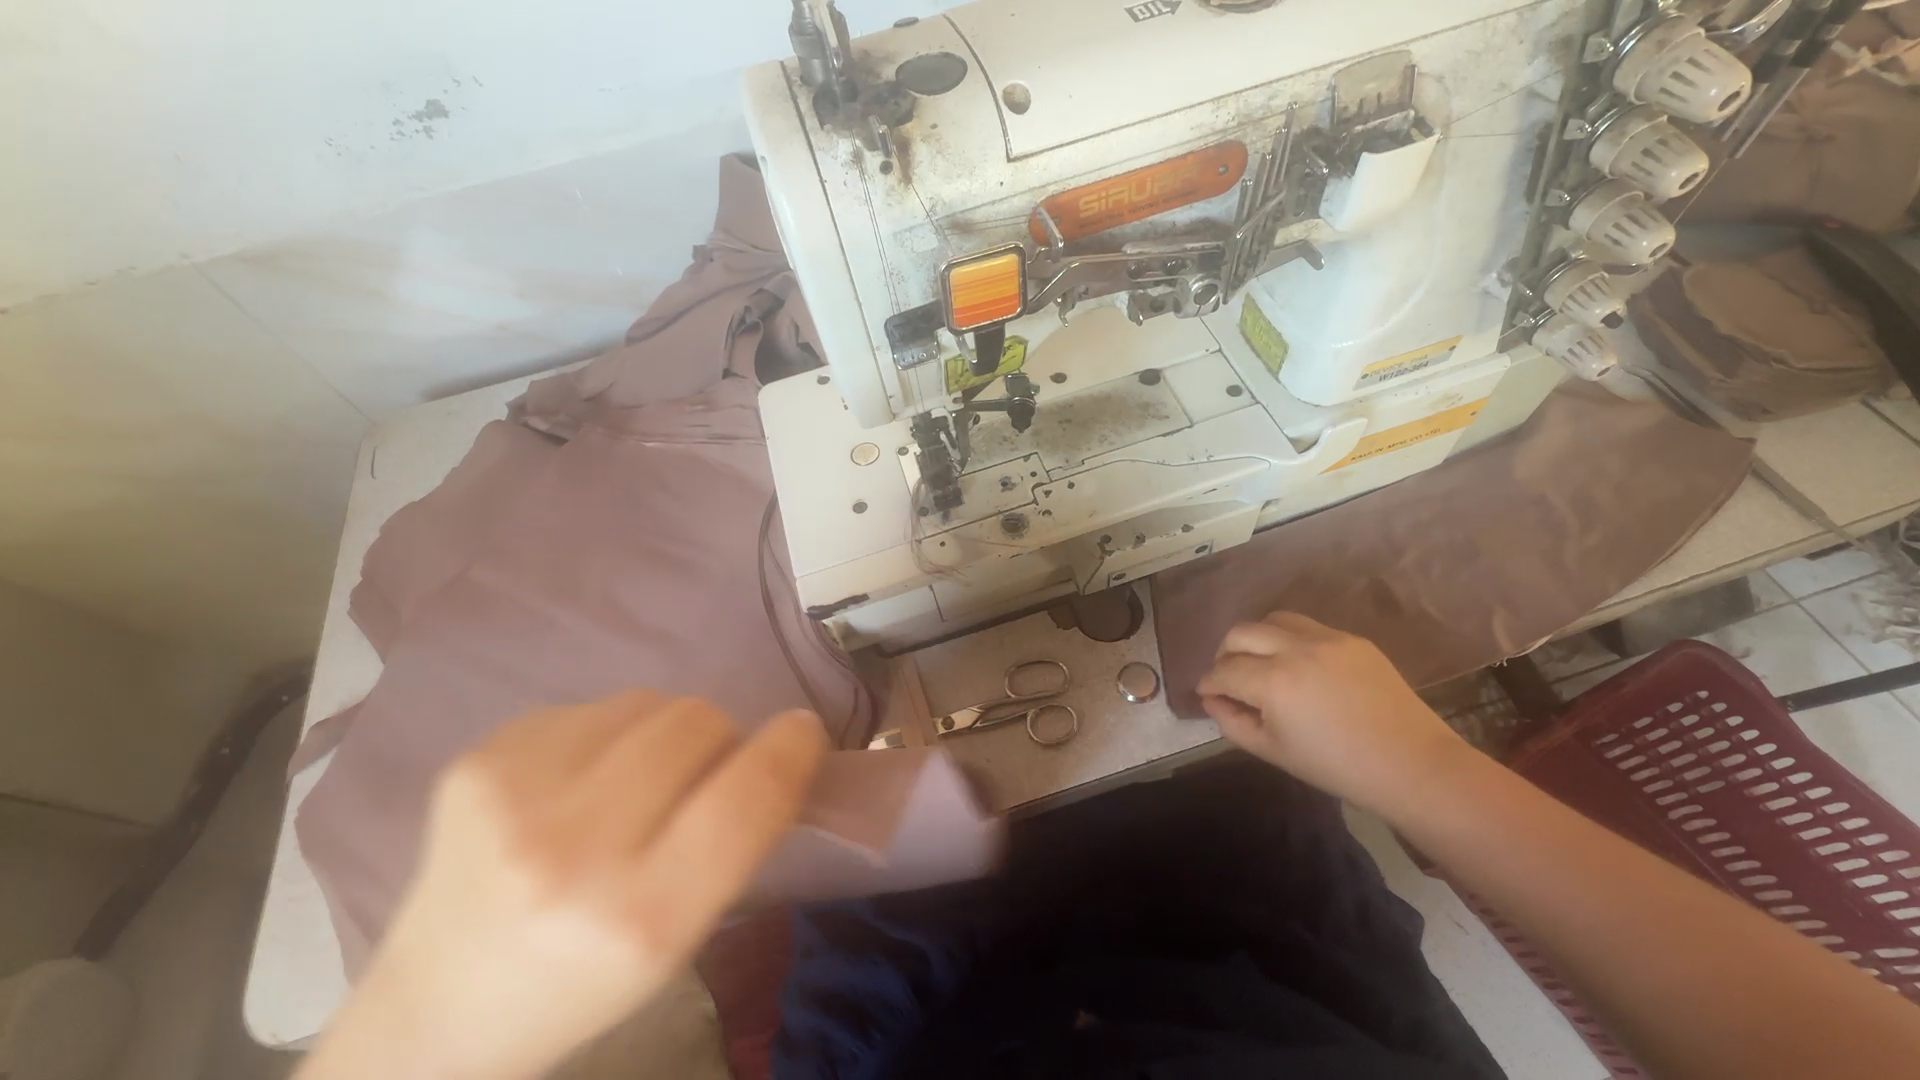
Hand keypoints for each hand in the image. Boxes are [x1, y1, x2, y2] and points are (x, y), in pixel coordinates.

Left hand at [298, 692, 825, 1079]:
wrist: (440, 1007)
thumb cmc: (584, 980)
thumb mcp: (681, 940)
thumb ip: (733, 842)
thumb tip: (770, 746)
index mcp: (641, 917)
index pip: (747, 796)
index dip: (791, 748)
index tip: (802, 730)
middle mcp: (573, 851)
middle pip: (697, 722)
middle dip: (721, 737)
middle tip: (704, 772)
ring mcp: (512, 797)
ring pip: (645, 700)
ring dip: (662, 729)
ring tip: (633, 779)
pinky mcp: (474, 762)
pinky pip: (585, 705)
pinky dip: (602, 734)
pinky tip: (574, 783)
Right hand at [1197, 612, 1468, 810]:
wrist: (1412, 764)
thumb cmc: (1337, 767)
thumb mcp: (1273, 752)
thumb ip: (1233, 722)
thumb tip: (1213, 700)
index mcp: (1274, 682)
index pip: (1224, 671)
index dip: (1208, 684)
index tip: (1205, 694)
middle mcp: (1296, 649)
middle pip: (1241, 633)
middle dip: (1224, 654)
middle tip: (1226, 677)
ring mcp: (1328, 639)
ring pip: (1273, 620)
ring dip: (1255, 638)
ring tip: (1258, 663)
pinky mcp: (1353, 639)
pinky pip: (1307, 628)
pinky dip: (1288, 640)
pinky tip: (1296, 666)